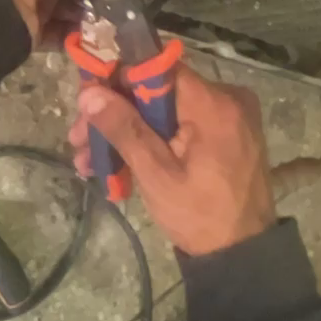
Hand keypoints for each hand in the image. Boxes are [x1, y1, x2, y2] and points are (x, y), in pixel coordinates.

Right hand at [70, 62, 275, 255]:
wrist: (241, 251)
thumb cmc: (198, 214)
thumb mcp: (155, 174)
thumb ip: (124, 129)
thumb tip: (89, 94)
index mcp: (212, 103)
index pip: (155, 69)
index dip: (115, 80)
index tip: (85, 103)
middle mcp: (225, 98)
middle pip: (155, 90)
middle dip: (113, 114)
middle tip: (78, 141)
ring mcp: (227, 115)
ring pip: (162, 110)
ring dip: (126, 132)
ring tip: (90, 162)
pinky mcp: (224, 133)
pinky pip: (178, 124)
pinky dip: (150, 140)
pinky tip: (119, 163)